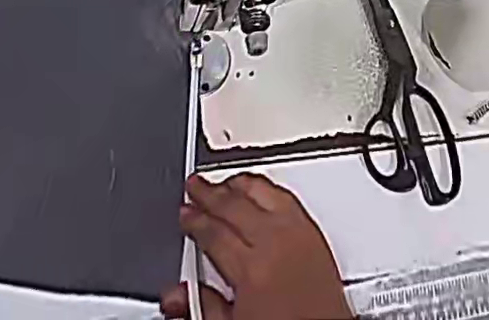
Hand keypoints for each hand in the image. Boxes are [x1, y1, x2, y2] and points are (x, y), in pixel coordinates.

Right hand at [162, 174, 351, 319]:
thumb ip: (203, 306)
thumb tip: (176, 293)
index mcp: (250, 270)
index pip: (213, 232)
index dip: (194, 219)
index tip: (185, 212)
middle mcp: (273, 242)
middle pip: (234, 205)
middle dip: (209, 192)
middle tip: (194, 185)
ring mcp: (295, 231)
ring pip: (260, 190)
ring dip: (237, 183)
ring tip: (222, 182)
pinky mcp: (312, 229)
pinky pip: (284, 195)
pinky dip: (265, 186)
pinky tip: (256, 186)